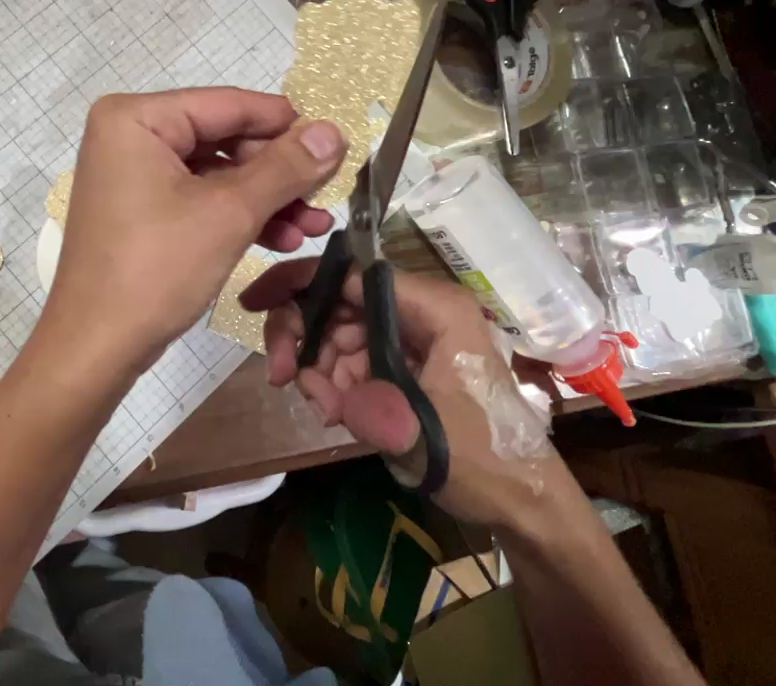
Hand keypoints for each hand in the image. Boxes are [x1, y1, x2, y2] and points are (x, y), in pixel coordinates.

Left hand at [41, 89, 347, 372]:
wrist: (95, 345)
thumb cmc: (156, 269)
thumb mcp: (229, 213)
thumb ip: (285, 168)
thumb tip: (334, 131)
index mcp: (135, 117)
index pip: (227, 105)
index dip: (286, 124)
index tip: (337, 142)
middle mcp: (127, 135)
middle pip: (222, 137)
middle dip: (278, 172)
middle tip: (327, 195)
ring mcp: (130, 173)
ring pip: (215, 172)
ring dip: (265, 199)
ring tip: (314, 227)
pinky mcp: (138, 208)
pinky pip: (196, 197)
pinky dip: (236, 215)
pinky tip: (281, 238)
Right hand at [244, 263, 564, 531]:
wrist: (522, 503)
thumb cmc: (486, 459)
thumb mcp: (426, 432)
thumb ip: (374, 405)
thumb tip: (321, 383)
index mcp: (434, 307)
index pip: (350, 273)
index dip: (297, 284)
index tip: (253, 307)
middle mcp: (419, 310)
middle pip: (335, 300)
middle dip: (302, 338)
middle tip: (284, 380)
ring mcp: (408, 335)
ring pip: (335, 330)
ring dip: (316, 369)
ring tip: (327, 411)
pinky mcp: (401, 361)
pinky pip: (348, 357)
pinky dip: (331, 382)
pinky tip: (337, 412)